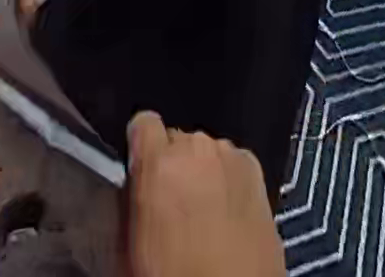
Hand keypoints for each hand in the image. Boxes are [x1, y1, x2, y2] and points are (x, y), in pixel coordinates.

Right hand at [125, 112, 284, 276]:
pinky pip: (231, 162)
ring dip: (201, 171)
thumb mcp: (133, 245)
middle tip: (174, 205)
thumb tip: (130, 188)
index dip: (140, 143)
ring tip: (204, 212)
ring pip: (204, 151)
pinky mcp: (254, 168)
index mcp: (159, 163)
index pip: (143, 122)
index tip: (142, 163)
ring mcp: (228, 155)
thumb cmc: (179, 276)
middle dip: (173, 165)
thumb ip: (129, 201)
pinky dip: (228, 179)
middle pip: (177, 140)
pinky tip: (228, 212)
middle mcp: (195, 149)